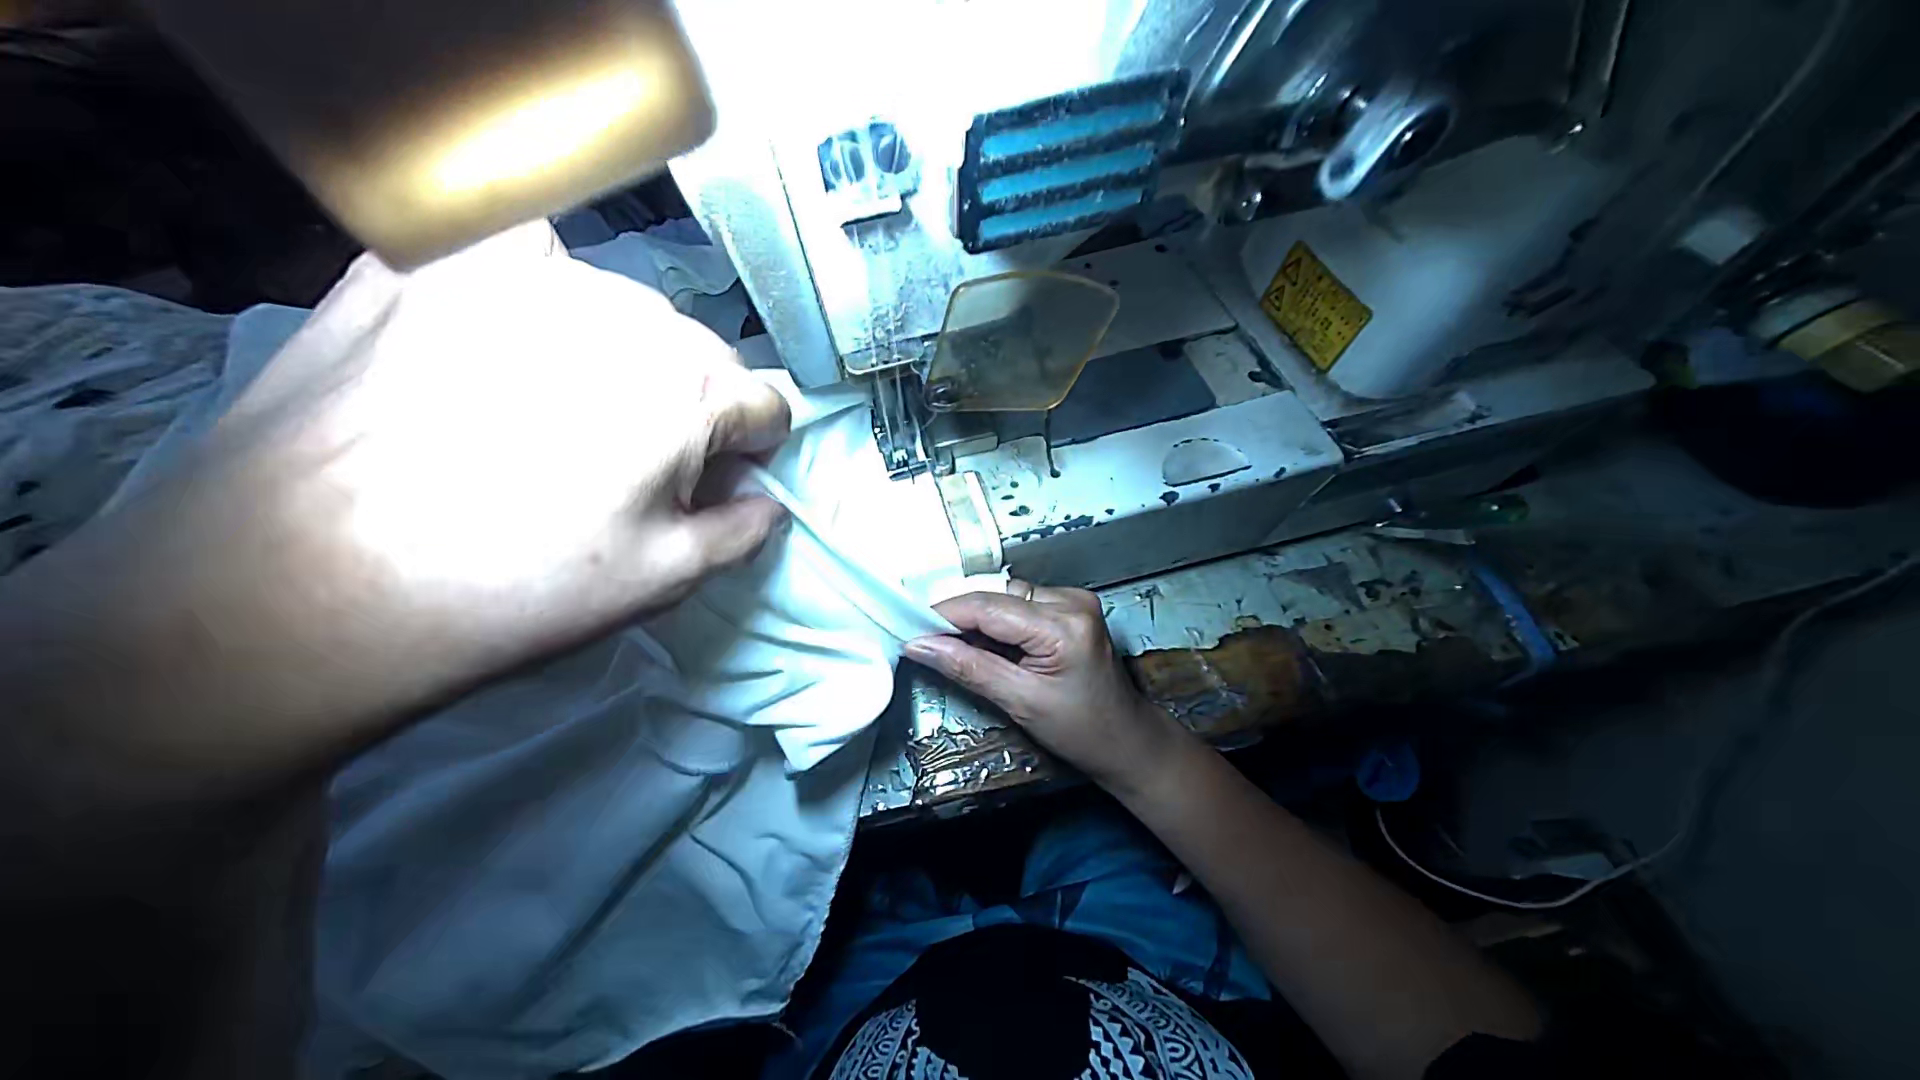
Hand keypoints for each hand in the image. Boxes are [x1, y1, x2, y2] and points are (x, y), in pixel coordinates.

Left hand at [4, 221, 789, 792]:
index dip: (749, 452)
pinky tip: (510, 331)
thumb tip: (769, 504)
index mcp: (692, 390)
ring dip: (623, 356)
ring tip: (556, 410)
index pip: (767, 405)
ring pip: (625, 310)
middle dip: (690, 406)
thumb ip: (740, 534)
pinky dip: (540, 285)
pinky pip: (527, 252)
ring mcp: (527, 276)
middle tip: (631, 463)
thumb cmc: (514, 593)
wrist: (301, 582)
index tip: (713, 484)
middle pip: (701, 356)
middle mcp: (628, 313)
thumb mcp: (659, 581)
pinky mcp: (436, 264)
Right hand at [903, 581, 1197, 793]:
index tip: (911, 629)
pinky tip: (990, 645)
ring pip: (1006, 597)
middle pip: (997, 596)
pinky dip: (999, 621)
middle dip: (960, 617)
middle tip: (928, 641)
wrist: (1127, 741)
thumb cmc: (1082, 730)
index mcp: (1064, 625)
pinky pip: (1022, 604)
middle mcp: (1072, 601)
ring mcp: (1075, 600)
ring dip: (979, 619)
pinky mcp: (1072, 607)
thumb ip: (968, 667)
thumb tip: (920, 645)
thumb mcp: (1020, 702)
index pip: (989, 607)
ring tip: (958, 647)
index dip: (945, 615)